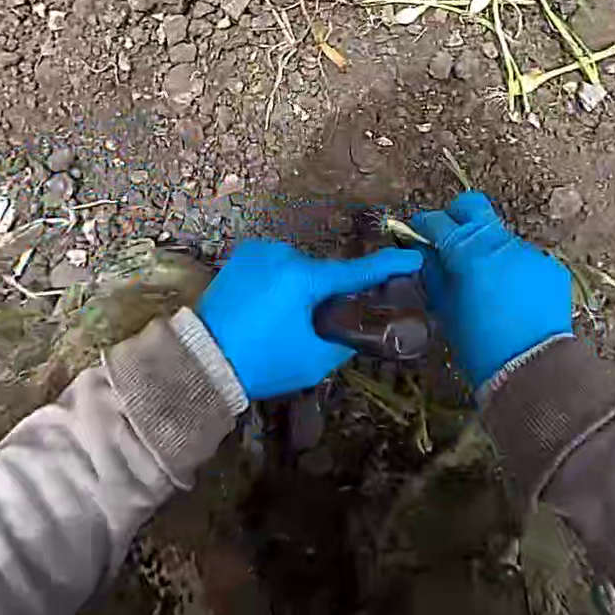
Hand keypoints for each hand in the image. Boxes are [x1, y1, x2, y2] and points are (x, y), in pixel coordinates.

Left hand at [196, 239, 421, 398]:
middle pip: (323, 273)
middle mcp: (285, 255)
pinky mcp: (243, 256)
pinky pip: (276, 266)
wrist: (200, 361)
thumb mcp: (313, 359)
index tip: (414, 258)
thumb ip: (345, 339)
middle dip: (325, 294)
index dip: (389, 266)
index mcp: (304, 279)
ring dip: (300, 288)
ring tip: (281, 320)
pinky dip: (280, 282)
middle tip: (314, 323)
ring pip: (299, 269)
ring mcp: (261, 252)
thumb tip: (363, 326)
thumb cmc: (261, 362)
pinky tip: (266, 307)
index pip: (356, 271)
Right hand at [411, 191, 572, 387]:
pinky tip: (509, 293)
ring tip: (482, 278)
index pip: (439, 221)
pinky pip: (523, 256)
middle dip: (456, 215)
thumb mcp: (447, 310)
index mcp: (469, 253)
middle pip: (473, 206)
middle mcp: (500, 243)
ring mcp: (528, 251)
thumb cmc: (480, 348)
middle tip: (448, 238)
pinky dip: (510, 266)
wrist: (535, 371)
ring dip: (485, 246)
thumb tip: (424, 251)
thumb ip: (435, 273)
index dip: (424, 224)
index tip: (418, 230)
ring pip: (499, 234)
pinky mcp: (549, 265)